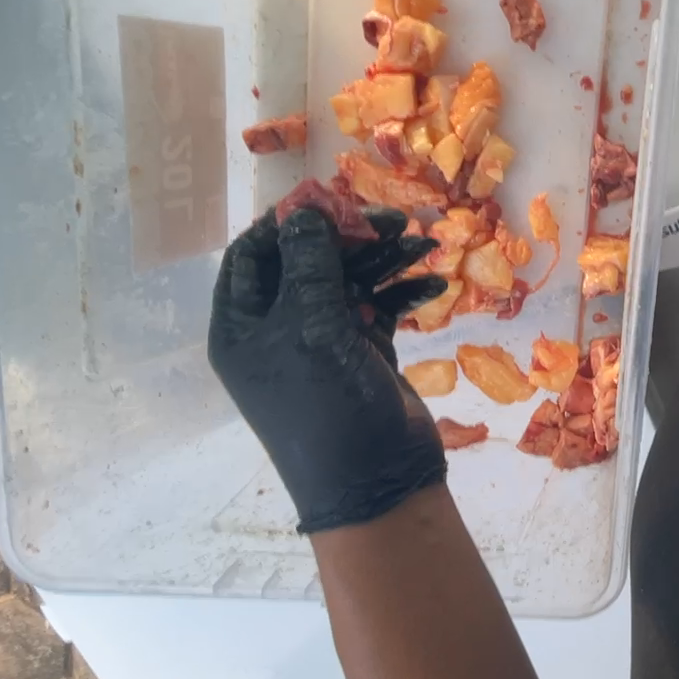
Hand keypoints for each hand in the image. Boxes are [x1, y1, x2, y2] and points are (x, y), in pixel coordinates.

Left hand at [209, 206, 449, 532]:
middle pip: (313, 265)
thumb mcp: (312, 330)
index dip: (291, 224)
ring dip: (387, 263)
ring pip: (352, 285)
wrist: (375, 477)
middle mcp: (280, 329)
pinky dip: (405, 295)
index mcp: (244, 325)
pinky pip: (381, 311)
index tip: (335, 201)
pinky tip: (434, 285)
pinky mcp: (365, 355)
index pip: (256, 256)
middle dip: (353, 240)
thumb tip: (303, 213)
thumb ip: (311, 269)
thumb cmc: (328, 405)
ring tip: (426, 244)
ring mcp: (324, 342)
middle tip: (397, 221)